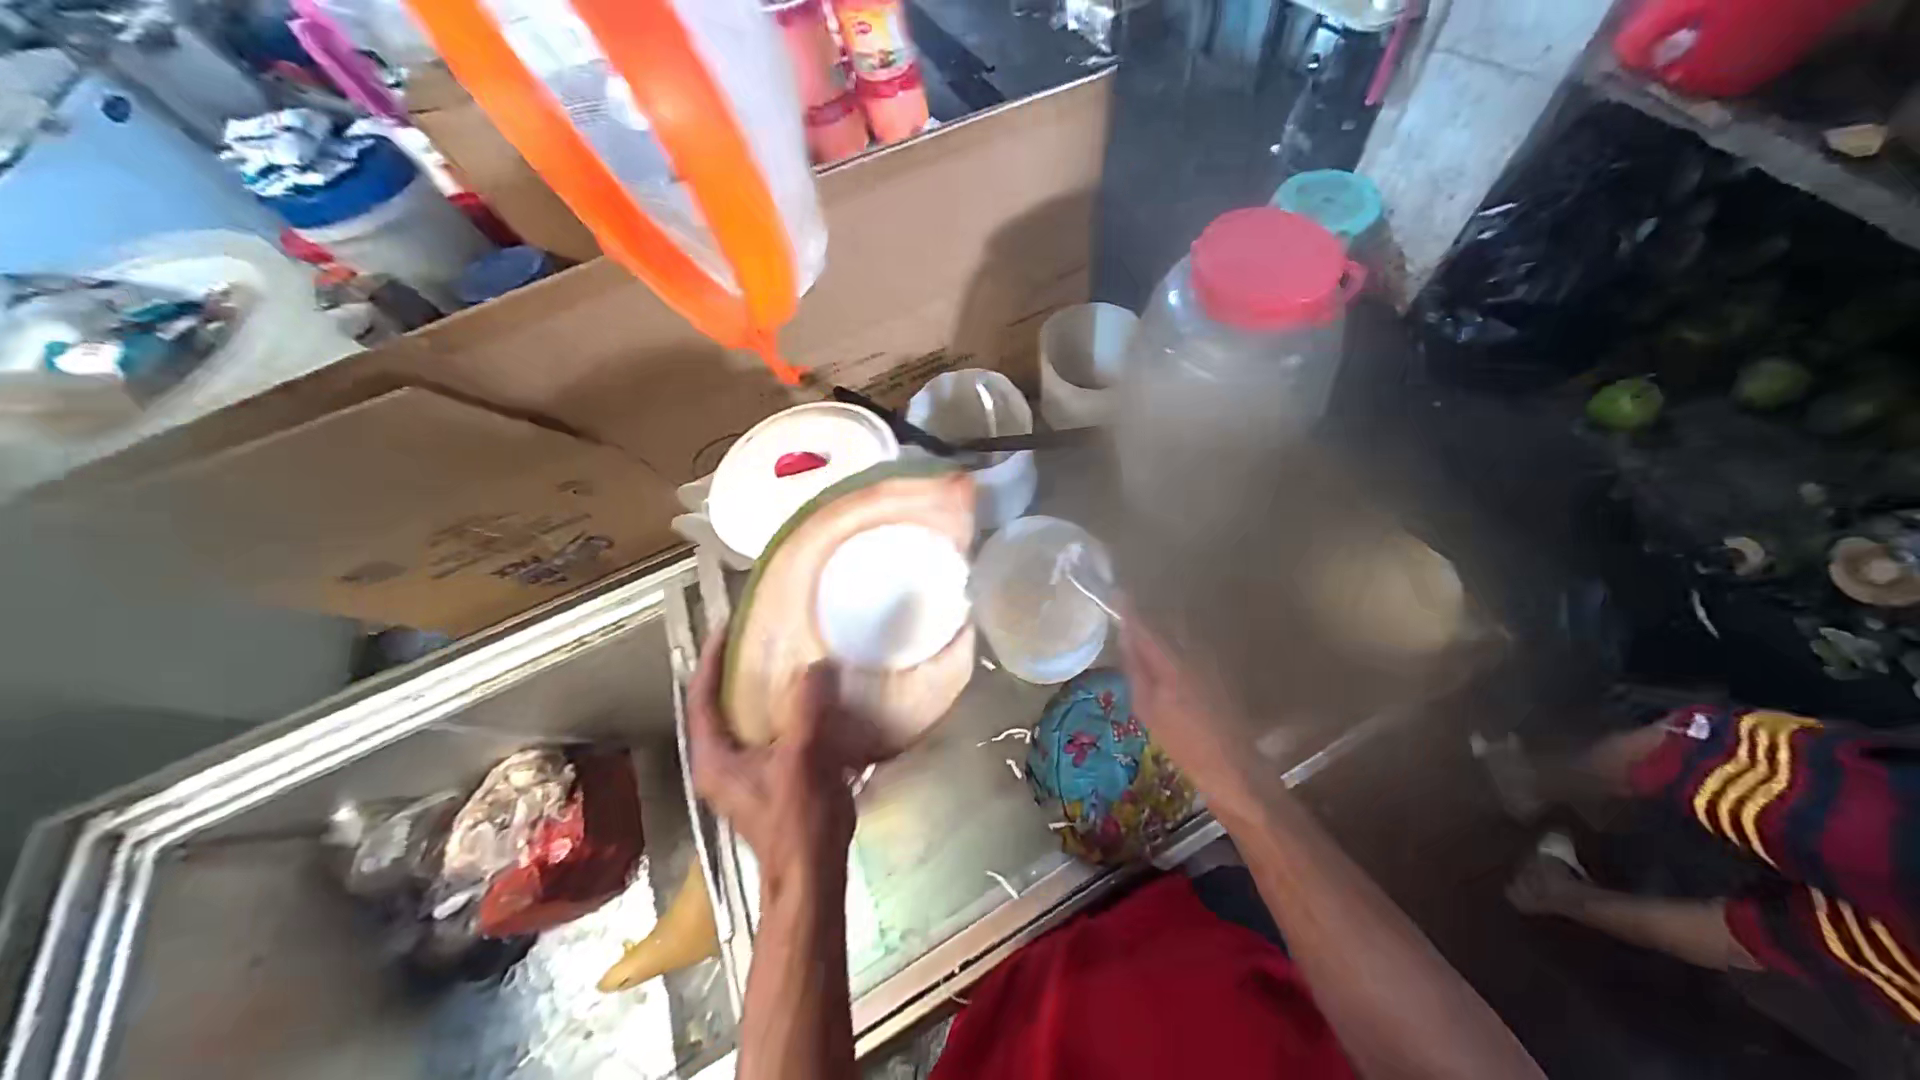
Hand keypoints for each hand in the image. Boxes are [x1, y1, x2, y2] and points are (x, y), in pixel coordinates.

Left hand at [685, 637, 885, 892]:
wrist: (811, 875)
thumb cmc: (797, 819)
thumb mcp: (802, 758)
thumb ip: (807, 708)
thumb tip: (816, 666)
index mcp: (714, 758)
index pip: (701, 698)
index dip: (711, 660)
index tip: (726, 627)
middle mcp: (721, 764)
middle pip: (721, 706)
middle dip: (739, 671)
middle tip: (762, 639)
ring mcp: (744, 775)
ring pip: (748, 721)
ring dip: (764, 691)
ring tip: (788, 661)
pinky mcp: (769, 781)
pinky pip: (771, 733)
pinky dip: (786, 712)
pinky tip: (813, 700)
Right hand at [1120, 616, 1273, 820]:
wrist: (1234, 769)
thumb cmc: (1185, 744)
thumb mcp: (1148, 710)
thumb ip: (1136, 669)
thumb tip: (1126, 638)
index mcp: (1172, 663)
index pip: (1146, 627)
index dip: (1130, 608)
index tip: (1116, 591)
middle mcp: (1194, 655)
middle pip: (1166, 625)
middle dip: (1147, 616)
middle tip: (1126, 612)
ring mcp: (1210, 663)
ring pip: (1181, 636)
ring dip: (1162, 630)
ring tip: (1142, 632)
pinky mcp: (1219, 675)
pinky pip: (1191, 649)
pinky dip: (1175, 645)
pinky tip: (1165, 657)